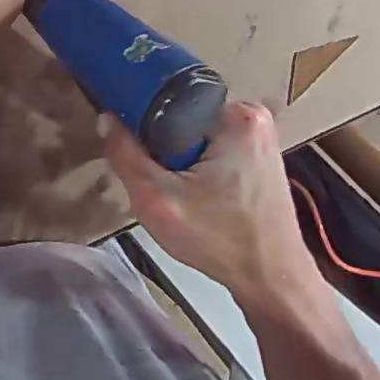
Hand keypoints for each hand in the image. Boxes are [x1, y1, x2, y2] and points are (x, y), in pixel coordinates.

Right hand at [103, 101, 318, 308]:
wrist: (272, 280)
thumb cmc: (220, 241)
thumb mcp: (157, 200)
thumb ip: (125, 155)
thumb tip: (106, 117)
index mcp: (235, 114)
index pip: (170, 99)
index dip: (142, 119)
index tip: (131, 144)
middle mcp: (252, 115)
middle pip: (183, 115)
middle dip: (163, 143)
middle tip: (158, 178)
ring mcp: (261, 135)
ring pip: (196, 132)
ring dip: (180, 156)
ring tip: (176, 189)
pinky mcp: (260, 154)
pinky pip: (213, 145)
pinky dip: (198, 164)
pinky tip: (195, 194)